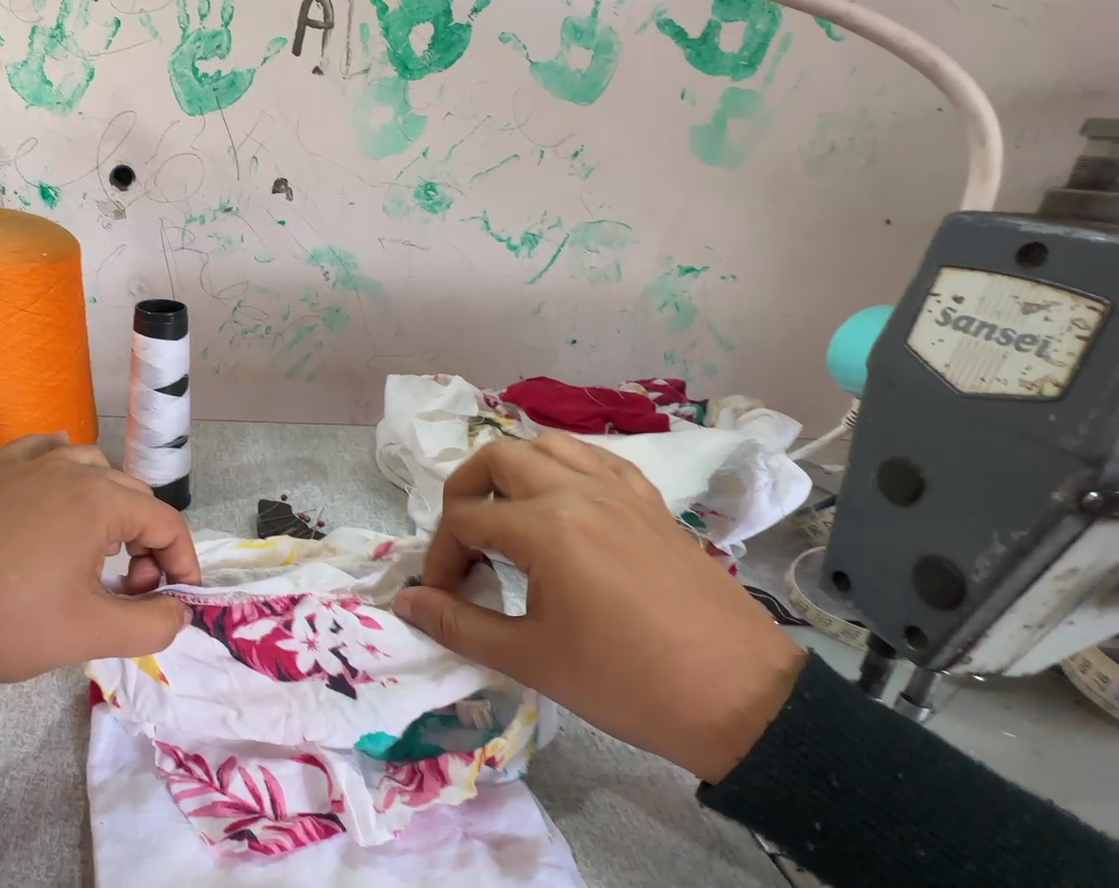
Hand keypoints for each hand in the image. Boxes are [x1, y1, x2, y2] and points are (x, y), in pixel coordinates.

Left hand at [0, 434, 199, 683]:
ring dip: (109, 506)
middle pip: (133, 495)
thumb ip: (151, 624)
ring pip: (92, 468)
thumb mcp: (90, 633)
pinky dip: (64, 469)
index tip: (171, 602)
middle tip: (128, 589)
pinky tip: (58, 490)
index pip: (166, 522)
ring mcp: (27, 463)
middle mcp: (69, 467)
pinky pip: (44, 451)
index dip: (181, 563)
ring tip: (92, 551)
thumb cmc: (8, 622)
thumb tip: (179, 611)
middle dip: (146, 540)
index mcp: (100, 500)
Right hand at [395, 432, 805, 783]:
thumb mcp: (530, 659)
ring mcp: (621, 492)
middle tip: (461, 541)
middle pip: (497, 458)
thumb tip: (405, 601)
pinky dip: (564, 469)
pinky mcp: (652, 505)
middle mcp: (579, 492)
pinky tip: (563, 506)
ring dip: (512, 471)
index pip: (465, 520)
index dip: (440, 557)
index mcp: (546, 527)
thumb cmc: (628, 683)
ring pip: (547, 446)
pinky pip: (596, 461)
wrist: (744, 703)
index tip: (442, 596)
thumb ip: (458, 624)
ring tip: (506, 517)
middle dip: (463, 491)